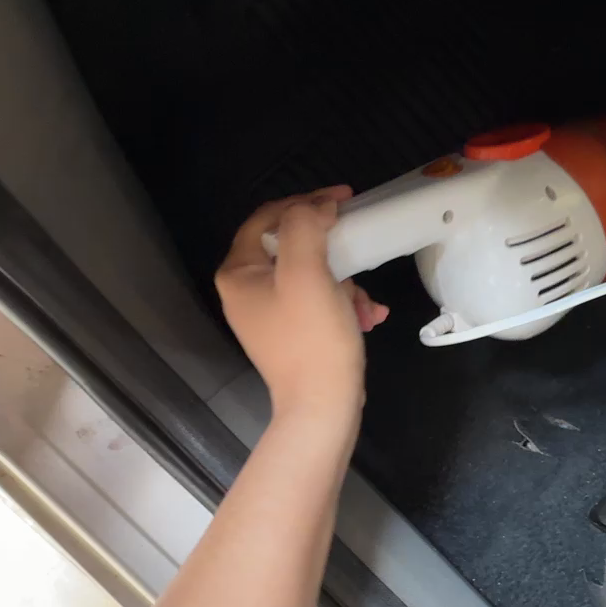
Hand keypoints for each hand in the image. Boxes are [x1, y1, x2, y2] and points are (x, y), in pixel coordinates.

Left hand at [215, 186, 388, 422]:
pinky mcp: (293, 337)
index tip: (345, 199)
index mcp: (238, 274)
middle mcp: (247, 294)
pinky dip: (345, 307)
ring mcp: (270, 317)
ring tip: (365, 305)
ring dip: (346, 286)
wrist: (322, 407)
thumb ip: (306, 225)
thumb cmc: (312, 338)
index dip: (306, 201)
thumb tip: (318, 207)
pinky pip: (320, 305)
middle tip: (359, 261)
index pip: (268, 217)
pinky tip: (368, 318)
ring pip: (313, 277)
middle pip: (293, 248)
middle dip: (334, 256)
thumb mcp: (307, 271)